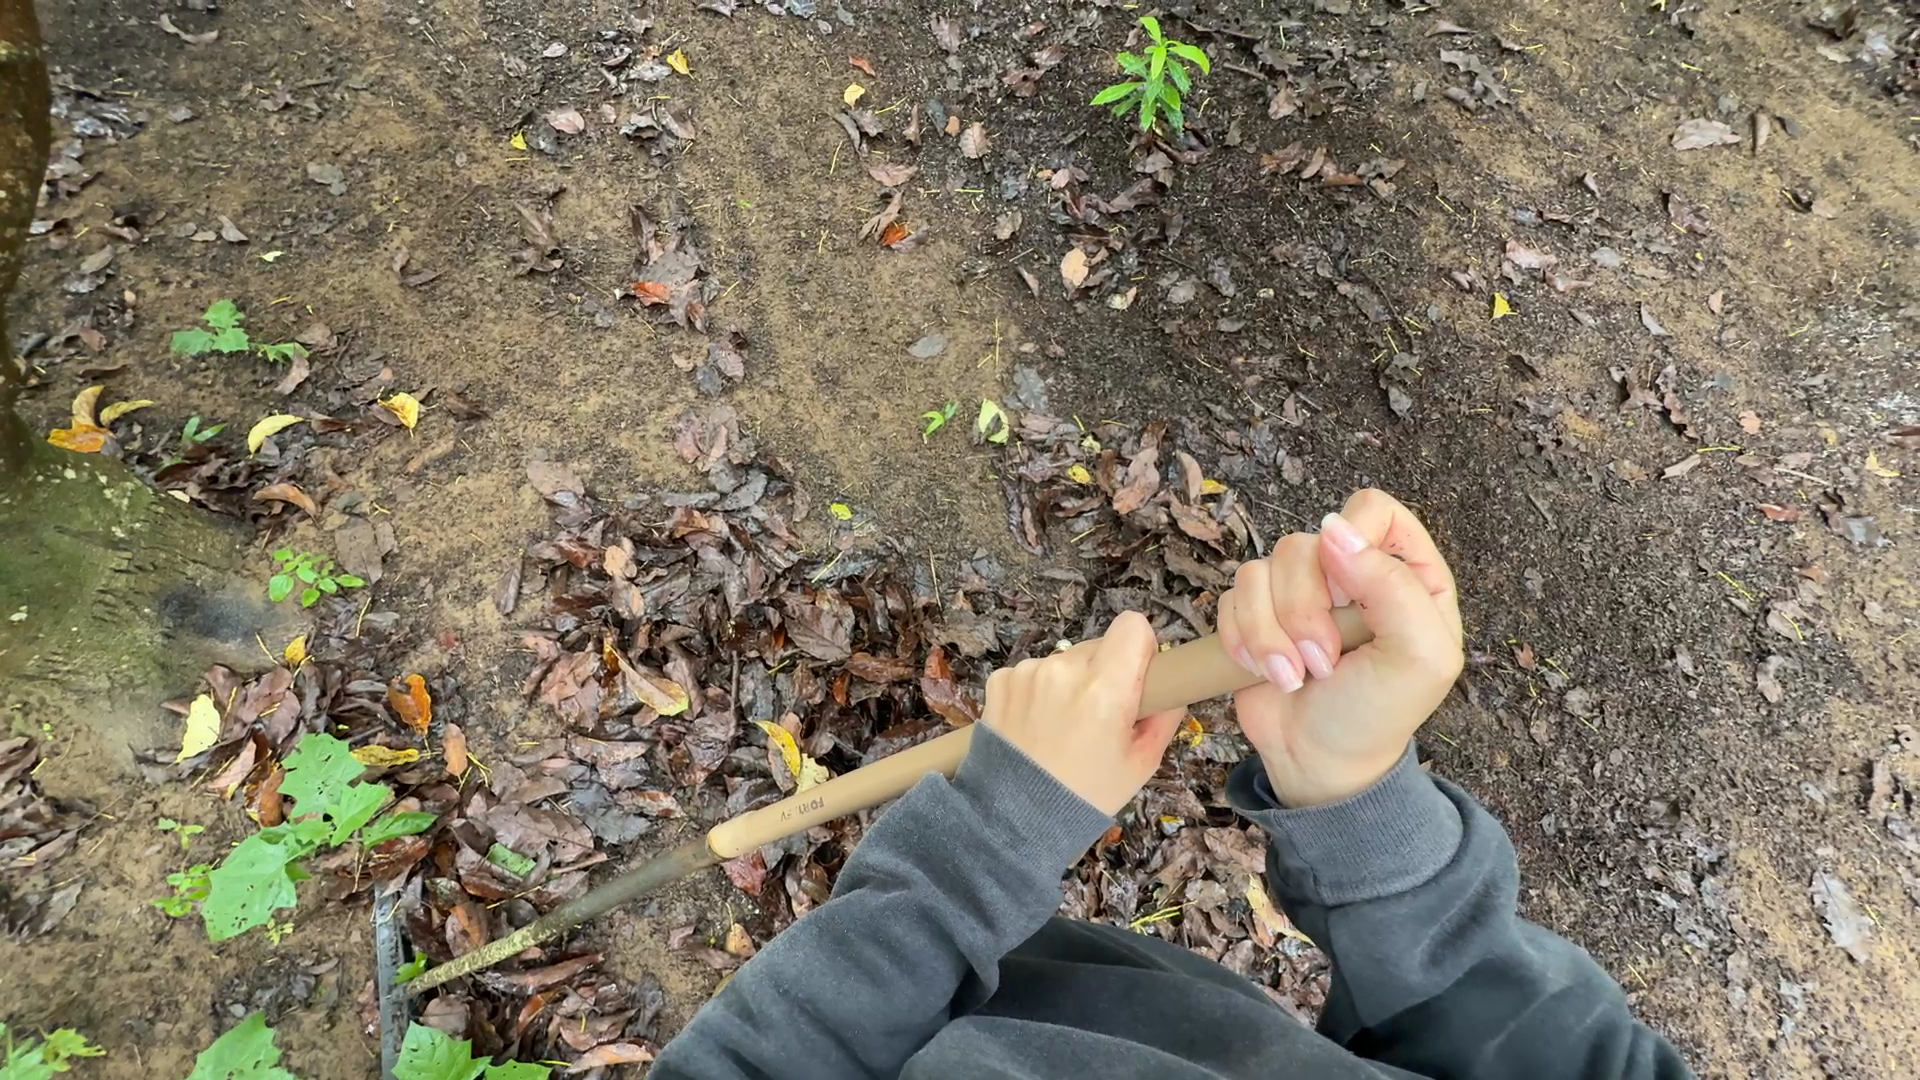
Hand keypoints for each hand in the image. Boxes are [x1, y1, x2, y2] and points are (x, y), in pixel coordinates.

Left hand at [982, 611, 1187, 815]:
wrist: (1014, 819)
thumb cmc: (1085, 796)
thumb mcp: (1141, 764)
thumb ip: (1164, 717)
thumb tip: (1172, 687)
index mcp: (1104, 688)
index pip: (1133, 626)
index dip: (1140, 648)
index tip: (1136, 676)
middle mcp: (1063, 670)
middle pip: (1098, 646)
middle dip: (1104, 673)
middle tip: (1098, 717)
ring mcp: (1027, 672)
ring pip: (1064, 661)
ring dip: (1069, 683)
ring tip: (1062, 728)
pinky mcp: (1000, 680)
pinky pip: (1032, 672)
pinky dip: (1037, 692)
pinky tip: (1034, 726)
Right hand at [1217, 489, 1462, 806]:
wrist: (1317, 759)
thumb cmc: (1376, 714)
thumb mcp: (1419, 658)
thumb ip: (1393, 587)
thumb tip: (1332, 529)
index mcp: (1404, 574)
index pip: (1372, 511)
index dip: (1350, 541)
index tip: (1345, 591)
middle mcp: (1347, 574)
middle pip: (1302, 544)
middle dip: (1303, 611)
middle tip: (1321, 660)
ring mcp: (1297, 592)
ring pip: (1258, 570)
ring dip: (1269, 633)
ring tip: (1292, 674)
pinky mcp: (1253, 613)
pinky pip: (1230, 597)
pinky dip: (1242, 638)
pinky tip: (1261, 669)